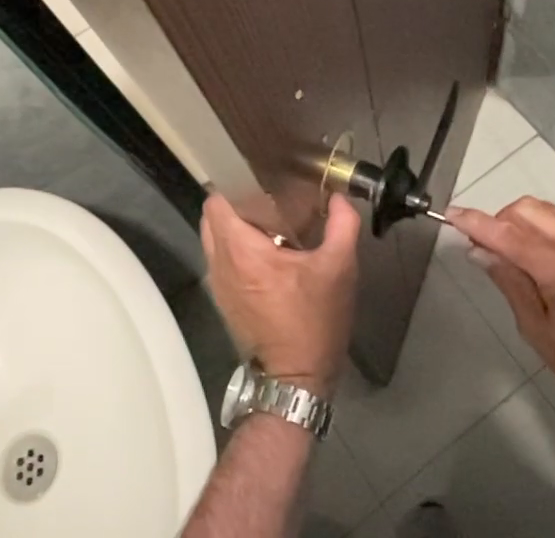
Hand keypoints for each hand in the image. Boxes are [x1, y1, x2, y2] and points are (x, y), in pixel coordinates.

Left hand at [201, 192, 359, 398]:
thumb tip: (339, 198)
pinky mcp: (223, 298)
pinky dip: (236, 247)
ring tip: (271, 221)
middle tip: (271, 198)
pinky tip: (268, 249)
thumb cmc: (315, 320)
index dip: (235, 183)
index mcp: (241, 250)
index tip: (262, 178)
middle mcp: (220, 263)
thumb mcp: (339, 268)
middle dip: (237, 202)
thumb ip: (342, 224)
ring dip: (236, 226)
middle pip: (212, 216)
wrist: (297, 377)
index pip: (217, 201)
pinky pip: (221, 258)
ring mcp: (218, 283)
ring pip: (214, 238)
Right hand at [449, 197, 554, 407]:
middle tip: (485, 250)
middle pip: (525, 210)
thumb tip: (478, 250)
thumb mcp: (535, 328)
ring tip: (509, 250)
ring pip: (544, 209)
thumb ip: (508, 282)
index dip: (476, 222)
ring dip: (518, 220)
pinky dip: (540, 225)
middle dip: (498, 222)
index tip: (452, 214)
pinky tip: (536, 251)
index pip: (508, 234)